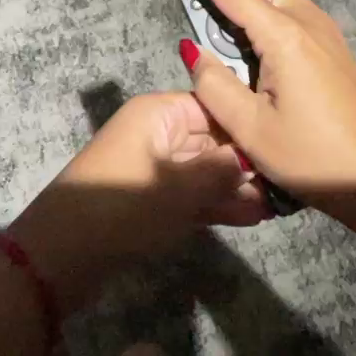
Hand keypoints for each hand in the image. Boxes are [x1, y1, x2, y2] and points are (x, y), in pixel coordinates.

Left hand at [6, 91, 267, 307]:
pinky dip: (216, 204)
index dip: (245, 124)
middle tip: (288, 183)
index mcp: (158, 113)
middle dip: (246, 161)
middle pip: (210, 138)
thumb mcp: (179, 187)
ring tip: (278, 205)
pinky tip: (252, 217)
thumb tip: (249, 157)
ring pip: (203, 170)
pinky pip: (191, 194)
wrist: (66, 250)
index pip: (211, 105)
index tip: (282, 143)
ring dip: (236, 188)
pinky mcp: (151, 199)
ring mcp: (153, 167)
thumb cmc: (125, 204)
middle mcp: (157, 132)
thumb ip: (219, 171)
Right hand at [159, 0, 355, 220]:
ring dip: (254, 10)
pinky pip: (298, 21)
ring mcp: (330, 37)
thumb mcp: (252, 131)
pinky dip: (273, 27)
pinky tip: (268, 73)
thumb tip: (195, 53)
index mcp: (284, 37)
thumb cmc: (316, 159)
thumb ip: (214, 86)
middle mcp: (309, 24)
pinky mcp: (339, 55)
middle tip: (210, 23)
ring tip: (238, 58)